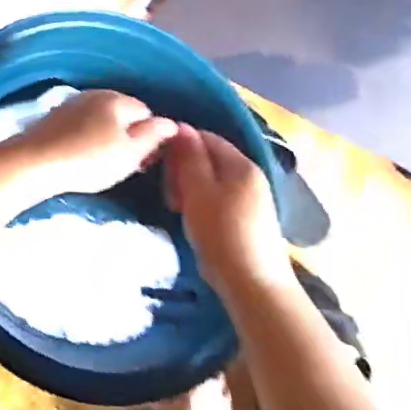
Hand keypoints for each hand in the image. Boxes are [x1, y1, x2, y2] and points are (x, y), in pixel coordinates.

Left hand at [7, 90, 177, 196]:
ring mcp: (69, 104)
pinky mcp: (52, 117)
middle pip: (122, 114)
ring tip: (101, 164)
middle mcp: (92, 94)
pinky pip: (80, 126)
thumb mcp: (130, 152)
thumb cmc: (89, 159)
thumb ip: (153, 135)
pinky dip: (85, 138)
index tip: (144, 160)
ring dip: (105, 138)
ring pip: (100, 120)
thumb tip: (170, 123)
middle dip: (128, 136)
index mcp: (116, 99)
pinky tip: (79, 157)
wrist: (34, 161)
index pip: (147, 112)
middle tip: (124, 164)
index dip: (151, 137)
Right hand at [165, 125, 292, 297]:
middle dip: (181, 167)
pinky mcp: (245, 215)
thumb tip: (180, 126)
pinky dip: (198, 200)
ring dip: (186, 185)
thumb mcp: (197, 190)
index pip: (204, 136)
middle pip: (206, 156)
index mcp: (240, 164)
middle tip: (168, 191)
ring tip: (176, 206)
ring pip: (208, 177)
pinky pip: (215, 194)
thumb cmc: (221, 231)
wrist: (252, 283)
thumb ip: (189, 157)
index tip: (158, 163)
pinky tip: (190, 216)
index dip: (178, 145)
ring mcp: (250, 196)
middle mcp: (249, 175)